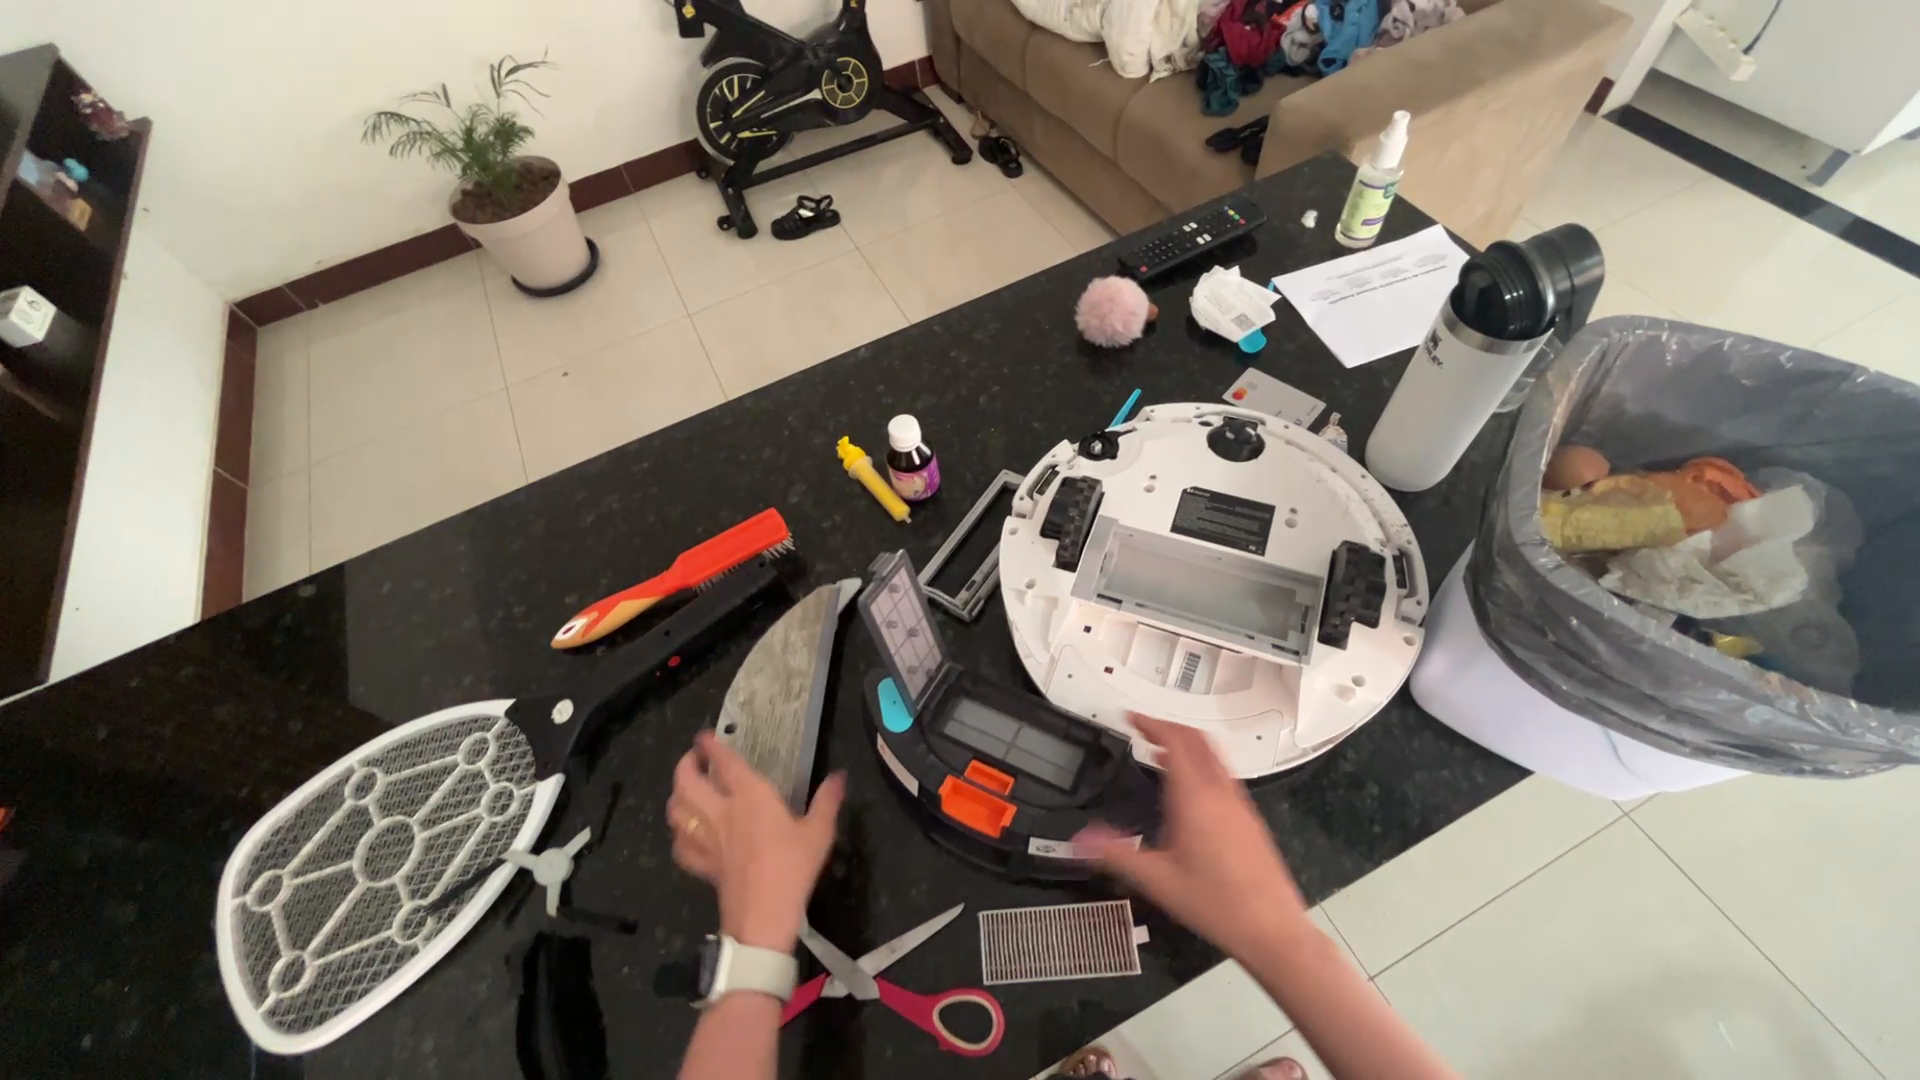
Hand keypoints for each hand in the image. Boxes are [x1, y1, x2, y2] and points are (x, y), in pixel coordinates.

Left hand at [668, 731, 845, 952]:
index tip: (705, 736)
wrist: (763, 916)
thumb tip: (840, 776)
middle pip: (686, 781)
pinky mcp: (700, 865)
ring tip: (686, 789)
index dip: (711, 745)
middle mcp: (721, 811)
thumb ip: (827, 800)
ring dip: (677, 794)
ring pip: (676, 810)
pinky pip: (679, 844)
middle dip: (684, 764)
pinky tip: (688, 831)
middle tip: (693, 758)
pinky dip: (679, 832)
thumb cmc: (793, 868)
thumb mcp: (819, 832)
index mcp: (750, 796)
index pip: (724, 762)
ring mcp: (706, 839)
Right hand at [1075, 715, 1309, 960]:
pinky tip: (1192, 787)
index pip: (1175, 740)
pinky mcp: (1250, 818)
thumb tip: (1079, 840)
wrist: (1272, 930)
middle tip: (1143, 728)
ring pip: (1214, 754)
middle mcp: (1220, 793)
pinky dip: (1203, 762)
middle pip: (1197, 739)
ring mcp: (1240, 804)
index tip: (1132, 717)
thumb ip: (1115, 854)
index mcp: (1195, 798)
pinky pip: (1225, 773)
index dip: (1151, 722)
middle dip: (1168, 726)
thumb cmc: (1217, 904)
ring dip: (1188, 743)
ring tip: (1163, 751)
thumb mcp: (1156, 880)